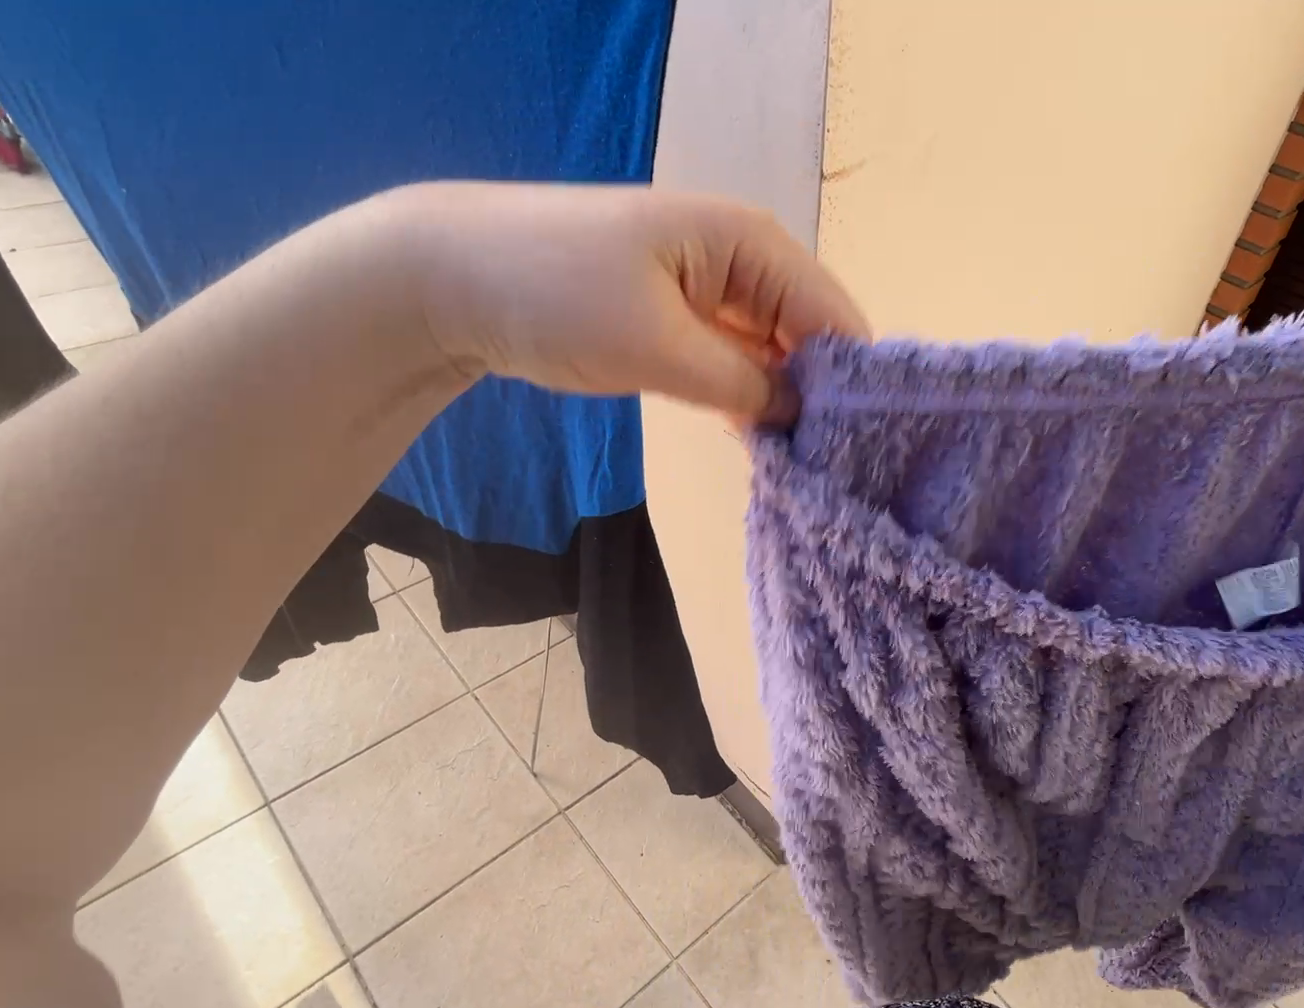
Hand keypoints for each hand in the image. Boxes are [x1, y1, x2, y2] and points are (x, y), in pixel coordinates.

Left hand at [399, 182, 869, 424]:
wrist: (448, 278)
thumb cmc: (558, 295)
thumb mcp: (659, 347)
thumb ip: (746, 384)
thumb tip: (805, 418)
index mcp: (752, 243)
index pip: (834, 316)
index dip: (851, 383)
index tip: (856, 451)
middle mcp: (747, 259)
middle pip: (813, 334)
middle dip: (821, 395)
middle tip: (827, 467)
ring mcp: (716, 288)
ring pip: (779, 350)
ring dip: (786, 400)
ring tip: (801, 461)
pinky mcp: (688, 316)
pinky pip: (741, 358)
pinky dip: (750, 395)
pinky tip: (757, 437)